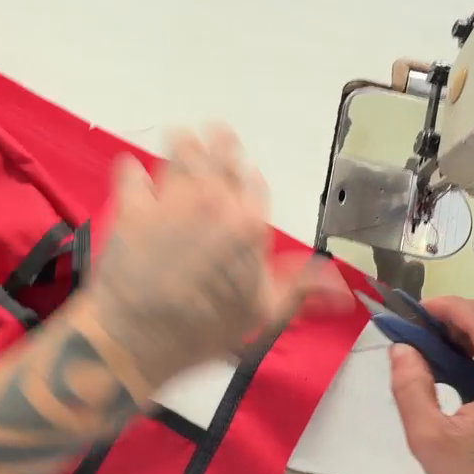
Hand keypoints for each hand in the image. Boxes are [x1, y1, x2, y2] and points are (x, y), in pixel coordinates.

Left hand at [81, 126, 341, 390]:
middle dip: (215, 145)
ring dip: (181, 145)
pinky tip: (132, 172)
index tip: (239, 170)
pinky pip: (132, 174)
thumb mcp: (262, 312)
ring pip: (180, 155)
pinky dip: (132, 172)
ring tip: (179, 138)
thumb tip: (340, 286)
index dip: (244, 175)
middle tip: (209, 134)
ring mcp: (171, 201)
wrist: (139, 338)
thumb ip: (299, 287)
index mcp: (249, 224)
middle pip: (218, 157)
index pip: (253, 183)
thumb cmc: (203, 331)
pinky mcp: (132, 206)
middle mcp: (214, 202)